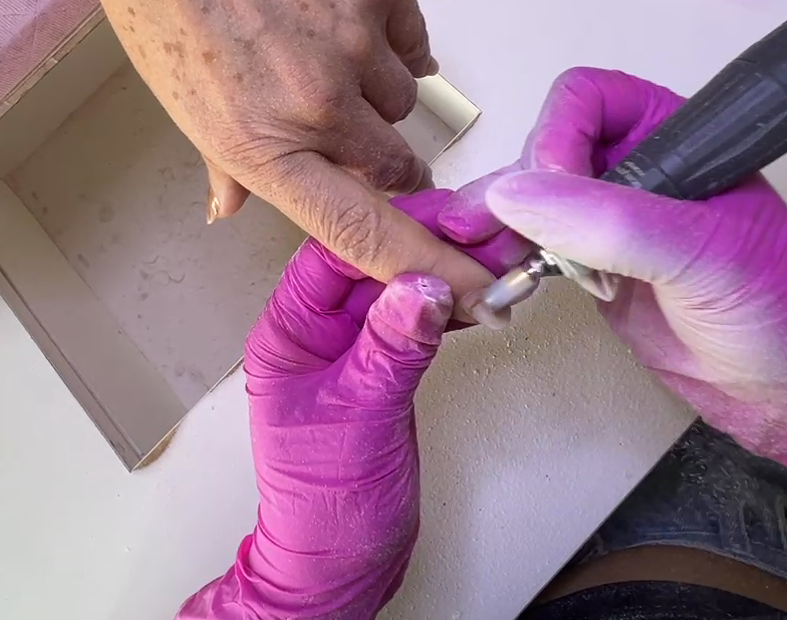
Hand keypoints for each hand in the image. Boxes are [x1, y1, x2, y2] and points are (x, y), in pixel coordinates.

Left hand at [83, 0, 492, 301]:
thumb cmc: (162, 5)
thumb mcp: (185, 108)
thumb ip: (228, 168)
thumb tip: (232, 210)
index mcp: (263, 148)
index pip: (363, 232)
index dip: (428, 269)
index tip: (473, 290)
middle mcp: (316, 105)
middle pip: (398, 164)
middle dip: (380, 155)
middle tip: (343, 120)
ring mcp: (354, 42)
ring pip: (405, 97)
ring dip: (376, 90)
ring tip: (321, 47)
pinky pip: (415, 40)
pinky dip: (389, 38)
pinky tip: (339, 13)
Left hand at [179, 192, 515, 619]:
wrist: (342, 564)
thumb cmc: (324, 504)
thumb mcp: (359, 416)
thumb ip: (391, 349)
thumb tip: (424, 283)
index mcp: (290, 329)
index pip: (335, 256)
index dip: (388, 233)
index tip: (442, 221)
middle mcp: (320, 327)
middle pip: (374, 263)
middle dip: (428, 245)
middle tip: (482, 232)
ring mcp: (356, 343)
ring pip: (403, 287)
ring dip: (449, 272)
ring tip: (496, 256)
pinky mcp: (388, 361)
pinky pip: (421, 318)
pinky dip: (454, 305)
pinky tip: (484, 296)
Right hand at [461, 68, 786, 530]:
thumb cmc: (778, 313)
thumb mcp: (701, 255)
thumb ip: (608, 221)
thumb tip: (511, 193)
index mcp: (669, 135)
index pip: (584, 100)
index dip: (558, 134)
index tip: (556, 189)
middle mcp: (631, 163)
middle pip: (544, 143)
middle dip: (520, 185)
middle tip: (513, 233)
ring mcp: (604, 213)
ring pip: (527, 191)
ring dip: (493, 215)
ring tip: (468, 245)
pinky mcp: (586, 257)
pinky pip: (528, 238)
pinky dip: (502, 250)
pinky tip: (487, 267)